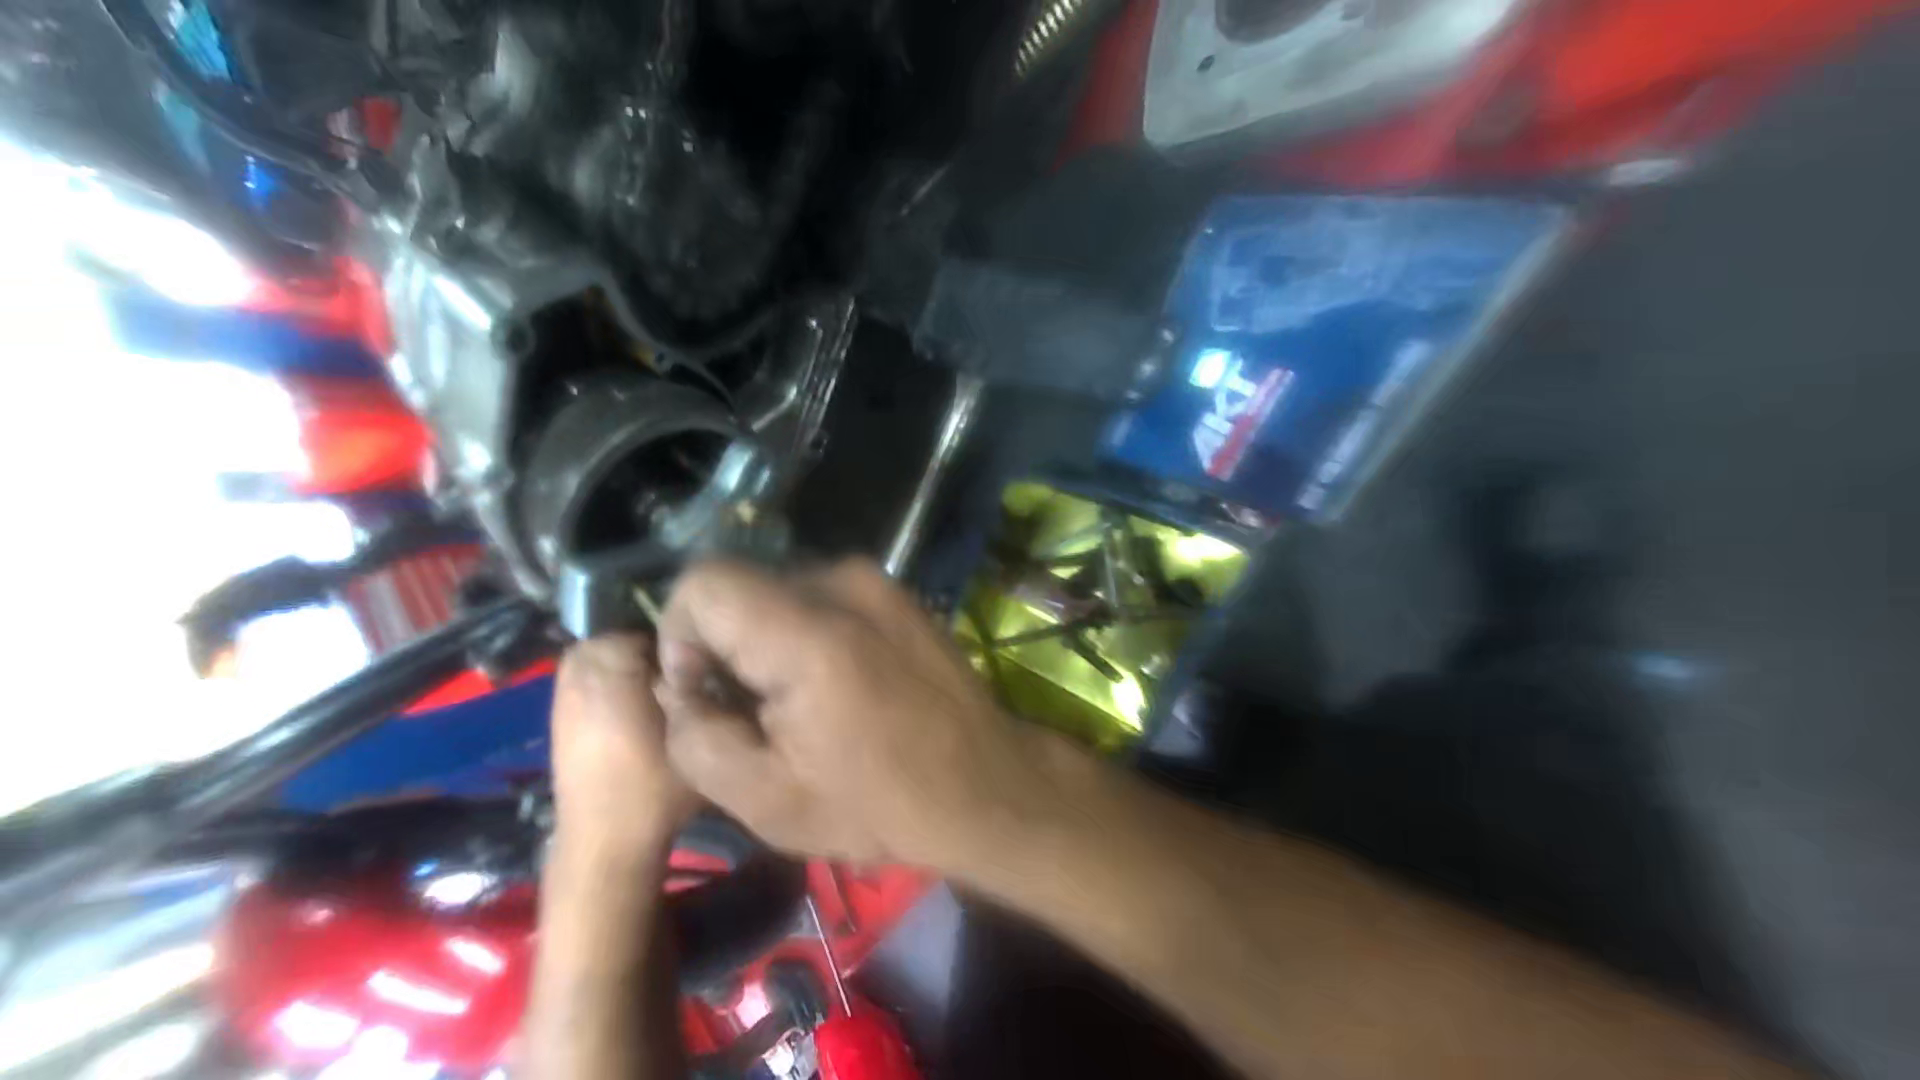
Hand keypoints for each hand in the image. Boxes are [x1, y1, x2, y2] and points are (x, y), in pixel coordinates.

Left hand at [550, 634, 698, 854]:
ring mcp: (563, 690)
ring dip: (636, 669)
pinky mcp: (560, 714)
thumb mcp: (693, 725)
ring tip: (665, 696)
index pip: (654, 621)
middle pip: (629, 635)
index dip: (683, 639)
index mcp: (608, 662)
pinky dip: (616, 686)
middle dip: (657, 651)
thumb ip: (700, 679)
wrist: (605, 839)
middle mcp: (577, 667)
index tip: (703, 664)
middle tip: (688, 679)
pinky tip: (639, 714)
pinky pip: (595, 678)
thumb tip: (706, 647)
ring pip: (610, 656)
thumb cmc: (655, 780)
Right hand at [654, 559, 1056, 868]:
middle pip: (740, 584)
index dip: (681, 633)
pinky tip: (832, 682)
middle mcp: (843, 584)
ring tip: (794, 699)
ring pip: (778, 588)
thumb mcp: (766, 799)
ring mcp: (876, 580)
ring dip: (764, 636)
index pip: (703, 582)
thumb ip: (694, 735)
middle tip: (751, 706)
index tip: (707, 691)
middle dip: (722, 640)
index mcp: (808, 632)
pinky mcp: (895, 590)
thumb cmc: (879, 803)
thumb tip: (679, 685)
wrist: (984, 784)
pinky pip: (820, 595)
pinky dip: (803, 629)